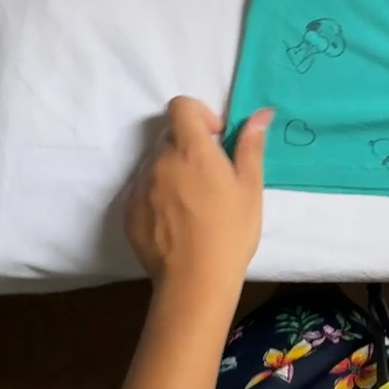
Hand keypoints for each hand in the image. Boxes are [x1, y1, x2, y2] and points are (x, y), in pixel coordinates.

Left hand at [124, 97, 269, 291]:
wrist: (195, 283)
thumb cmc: (231, 231)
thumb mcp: (250, 186)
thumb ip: (251, 144)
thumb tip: (261, 113)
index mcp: (191, 149)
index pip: (180, 105)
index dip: (199, 113)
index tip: (216, 137)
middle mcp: (159, 161)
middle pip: (169, 133)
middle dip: (189, 143)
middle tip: (211, 173)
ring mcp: (139, 186)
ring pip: (155, 161)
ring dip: (173, 167)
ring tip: (194, 200)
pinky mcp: (127, 211)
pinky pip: (142, 187)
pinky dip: (157, 192)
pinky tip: (176, 219)